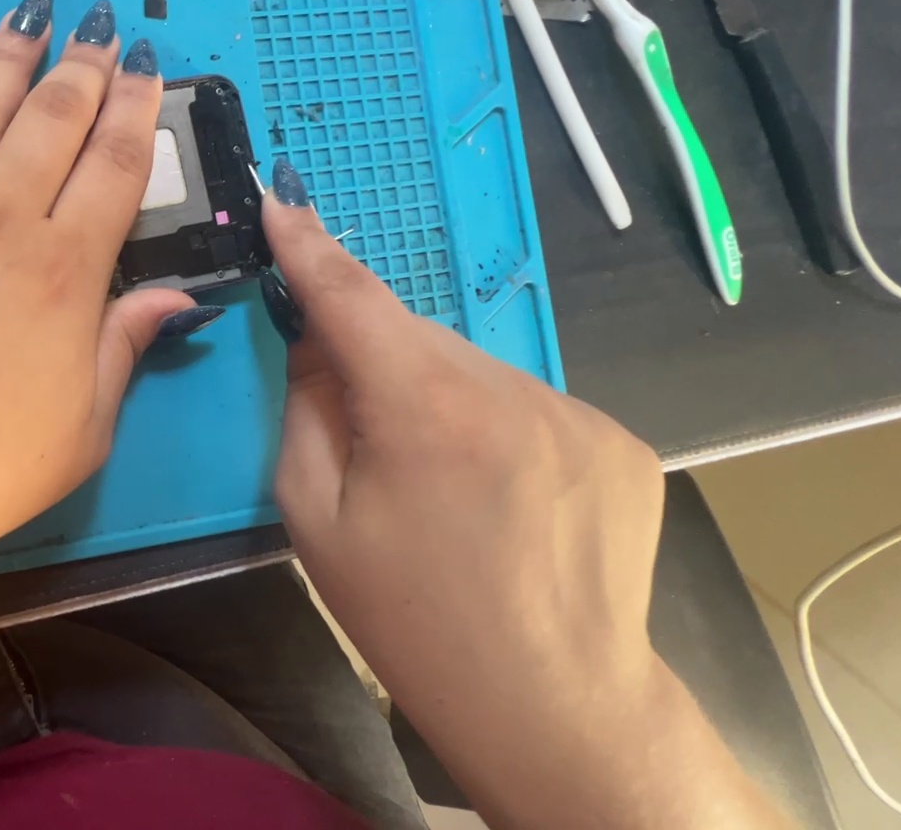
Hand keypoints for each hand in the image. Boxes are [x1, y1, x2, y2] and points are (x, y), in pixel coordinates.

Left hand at [0, 0, 196, 561]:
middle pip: (54, 121)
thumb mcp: (83, 428)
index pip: (116, 168)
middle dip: (84, 66)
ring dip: (11, 52)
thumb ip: (125, 348)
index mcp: (67, 273)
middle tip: (101, 24)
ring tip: (34, 8)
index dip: (138, 110)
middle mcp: (2, 222)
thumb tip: (177, 296)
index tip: (148, 67)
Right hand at [261, 176, 674, 823]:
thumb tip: (317, 342)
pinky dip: (480, 416)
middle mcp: (510, 393)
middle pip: (411, 335)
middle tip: (346, 416)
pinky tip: (484, 483)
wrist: (552, 705)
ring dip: (427, 389)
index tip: (282, 197)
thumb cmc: (405, 615)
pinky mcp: (618, 438)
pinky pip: (517, 398)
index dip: (309, 245)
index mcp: (425, 413)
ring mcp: (577, 413)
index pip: (352, 299)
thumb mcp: (314, 516)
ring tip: (426, 471)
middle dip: (368, 352)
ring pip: (466, 365)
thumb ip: (307, 408)